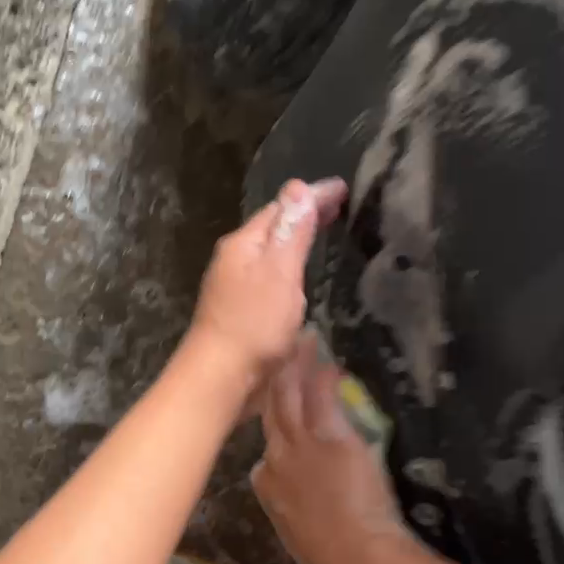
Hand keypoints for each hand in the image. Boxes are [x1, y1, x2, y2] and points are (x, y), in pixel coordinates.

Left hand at [186, 178, 346, 390]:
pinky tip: (297, 276)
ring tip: (323, 234)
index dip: (312, 197)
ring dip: (294, 239)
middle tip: (339, 207)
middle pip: (272, 227)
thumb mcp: (279, 272)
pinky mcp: (237, 310)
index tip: (344, 188)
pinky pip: (267, 275)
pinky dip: (286, 266)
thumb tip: (298, 187)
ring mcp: (232, 285)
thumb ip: (291, 232)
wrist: (219, 376)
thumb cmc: (253, 323)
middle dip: (303, 214)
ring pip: (268, 251)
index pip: (281, 208)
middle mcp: (234, 258)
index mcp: (243, 243)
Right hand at [251, 334, 425, 563]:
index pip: (267, 452)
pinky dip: (321, 375)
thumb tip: (310, 509)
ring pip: (287, 397)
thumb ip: (302, 512)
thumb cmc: (334, 561)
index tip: (281, 413)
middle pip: (269, 412)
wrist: (354, 561)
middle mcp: (274, 460)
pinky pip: (320, 397)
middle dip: (273, 381)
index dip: (275, 428)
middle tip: (276, 353)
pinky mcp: (328, 436)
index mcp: (268, 489)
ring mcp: (298, 445)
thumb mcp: (304, 535)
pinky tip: (326, 359)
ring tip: (300, 340)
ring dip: (293, 367)